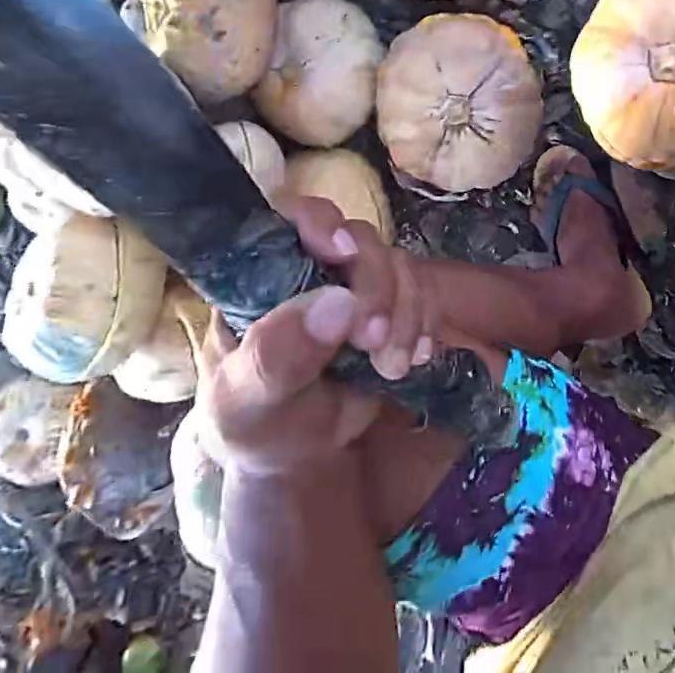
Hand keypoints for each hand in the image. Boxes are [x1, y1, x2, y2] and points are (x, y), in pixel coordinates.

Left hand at [193, 198, 439, 474]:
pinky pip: (424, 290)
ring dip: (406, 311)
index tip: (341, 254)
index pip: (290, 218)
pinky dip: (426, 320)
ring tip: (392, 368)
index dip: (320, 222)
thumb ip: (277, 356)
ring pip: (397, 263)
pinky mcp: (392, 305)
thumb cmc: (258, 426)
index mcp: (262, 275)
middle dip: (376, 286)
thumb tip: (337, 302)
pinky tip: (417, 357)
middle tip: (374, 340)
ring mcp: (356, 285)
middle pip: (357, 238)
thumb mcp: (247, 403)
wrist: (303, 457)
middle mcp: (312, 267)